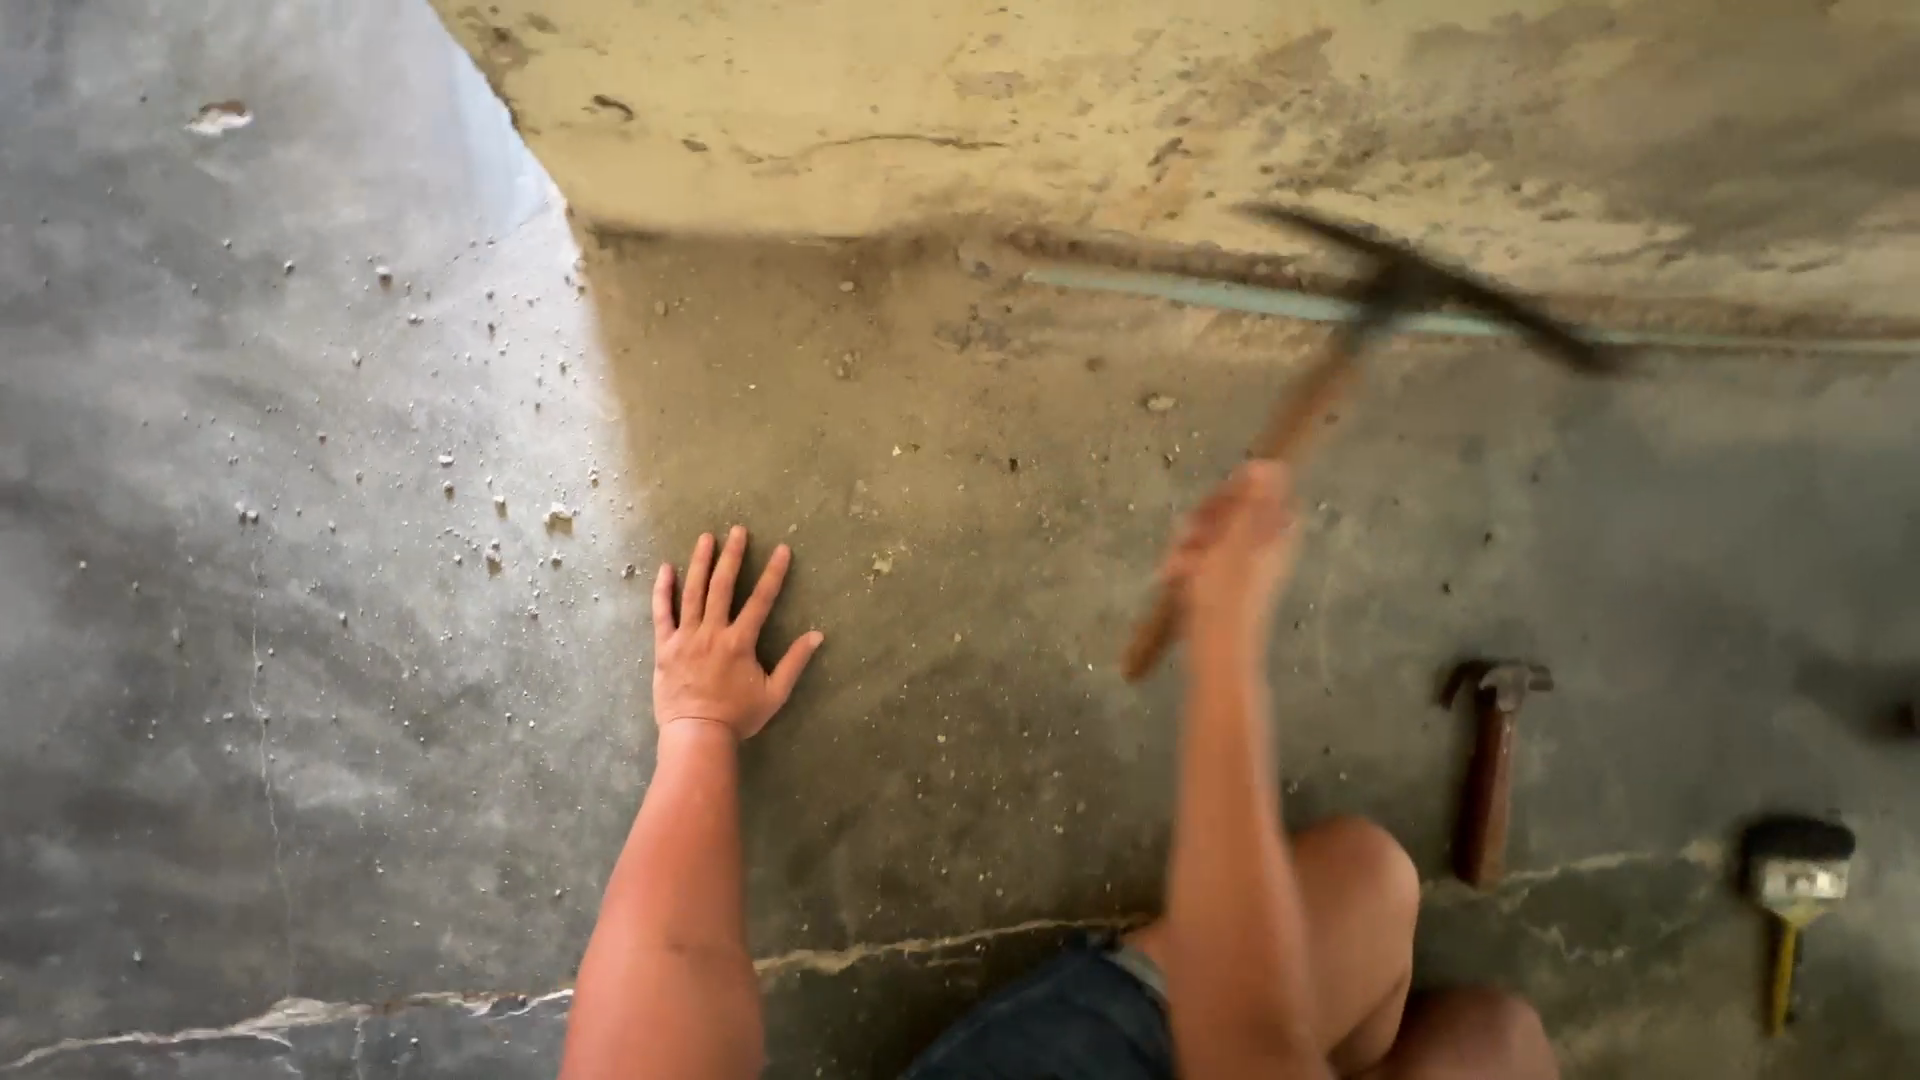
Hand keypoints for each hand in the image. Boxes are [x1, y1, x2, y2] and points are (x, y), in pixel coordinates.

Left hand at [652, 527, 823, 740]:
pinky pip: (662, 613)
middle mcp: (713, 632)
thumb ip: (795, 662)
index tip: (782, 549)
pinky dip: (663, 590)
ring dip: (701, 563)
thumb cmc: (738, 716)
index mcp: (740, 642)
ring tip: (706, 538)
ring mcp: (685, 638)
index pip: (761, 600)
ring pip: (693, 593)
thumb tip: (817, 635)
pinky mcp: (664, 647)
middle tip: (738, 531)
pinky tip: (667, 569)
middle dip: (733, 556)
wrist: (696, 736)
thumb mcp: (775, 693)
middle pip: (723, 586)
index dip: (774, 573)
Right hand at [1161, 462, 1300, 644]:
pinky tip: (1174, 576)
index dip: (1236, 492)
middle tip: (1189, 534)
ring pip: (1210, 535)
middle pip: (1231, 511)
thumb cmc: (1227, 591)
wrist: (1216, 644)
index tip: (1215, 501)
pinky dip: (1186, 564)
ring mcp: (1242, 565)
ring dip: (1187, 544)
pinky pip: (1200, 559)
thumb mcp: (1237, 537)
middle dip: (1202, 521)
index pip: (1261, 492)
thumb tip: (1271, 463)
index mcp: (1275, 531)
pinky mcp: (1222, 582)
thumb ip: (1253, 500)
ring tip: (1176, 565)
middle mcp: (1262, 545)